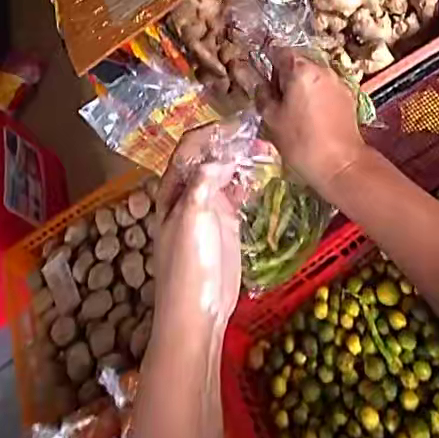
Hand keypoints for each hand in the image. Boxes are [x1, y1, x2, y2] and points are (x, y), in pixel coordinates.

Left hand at [153, 126, 249, 327]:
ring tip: (266, 148)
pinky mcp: (228, 221)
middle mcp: (190, 192)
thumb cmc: (188, 265)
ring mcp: (210, 206)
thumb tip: (221, 159)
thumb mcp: (191, 220)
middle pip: (210, 156)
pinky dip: (250, 179)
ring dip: (243, 159)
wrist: (197, 313)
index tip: (237, 124)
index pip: (189, 148)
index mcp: (173, 189)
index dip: (210, 132)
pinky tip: (265, 172)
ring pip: (226, 172)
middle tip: (257, 133)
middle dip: (230, 143)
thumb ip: (204, 185)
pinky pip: (238, 191)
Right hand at [258, 48, 369, 190]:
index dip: (269, 63)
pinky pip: (327, 88)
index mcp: (301, 70)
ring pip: (314, 75)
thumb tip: (261, 85)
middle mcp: (322, 69)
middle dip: (287, 76)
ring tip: (295, 109)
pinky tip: (313, 115)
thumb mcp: (272, 119)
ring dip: (303, 85)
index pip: (280, 52)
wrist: (341, 164)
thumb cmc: (301, 142)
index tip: (264, 79)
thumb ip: (263, 96)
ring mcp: (338, 81)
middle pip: (299, 62)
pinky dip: (318, 95)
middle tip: (277, 98)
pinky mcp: (348, 96)